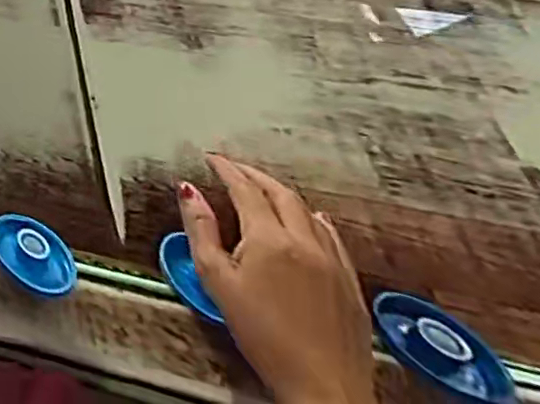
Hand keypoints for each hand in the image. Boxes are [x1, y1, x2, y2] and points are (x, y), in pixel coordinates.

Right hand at [180, 154, 374, 403]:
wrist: (323, 388)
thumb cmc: (264, 337)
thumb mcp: (216, 279)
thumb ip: (200, 229)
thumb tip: (189, 191)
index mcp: (270, 239)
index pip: (245, 189)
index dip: (226, 169)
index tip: (212, 159)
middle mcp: (305, 243)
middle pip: (280, 193)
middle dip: (254, 175)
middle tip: (234, 168)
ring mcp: (333, 262)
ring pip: (308, 212)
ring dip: (282, 193)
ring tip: (264, 189)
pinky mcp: (350, 283)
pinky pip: (331, 236)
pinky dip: (313, 218)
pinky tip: (311, 219)